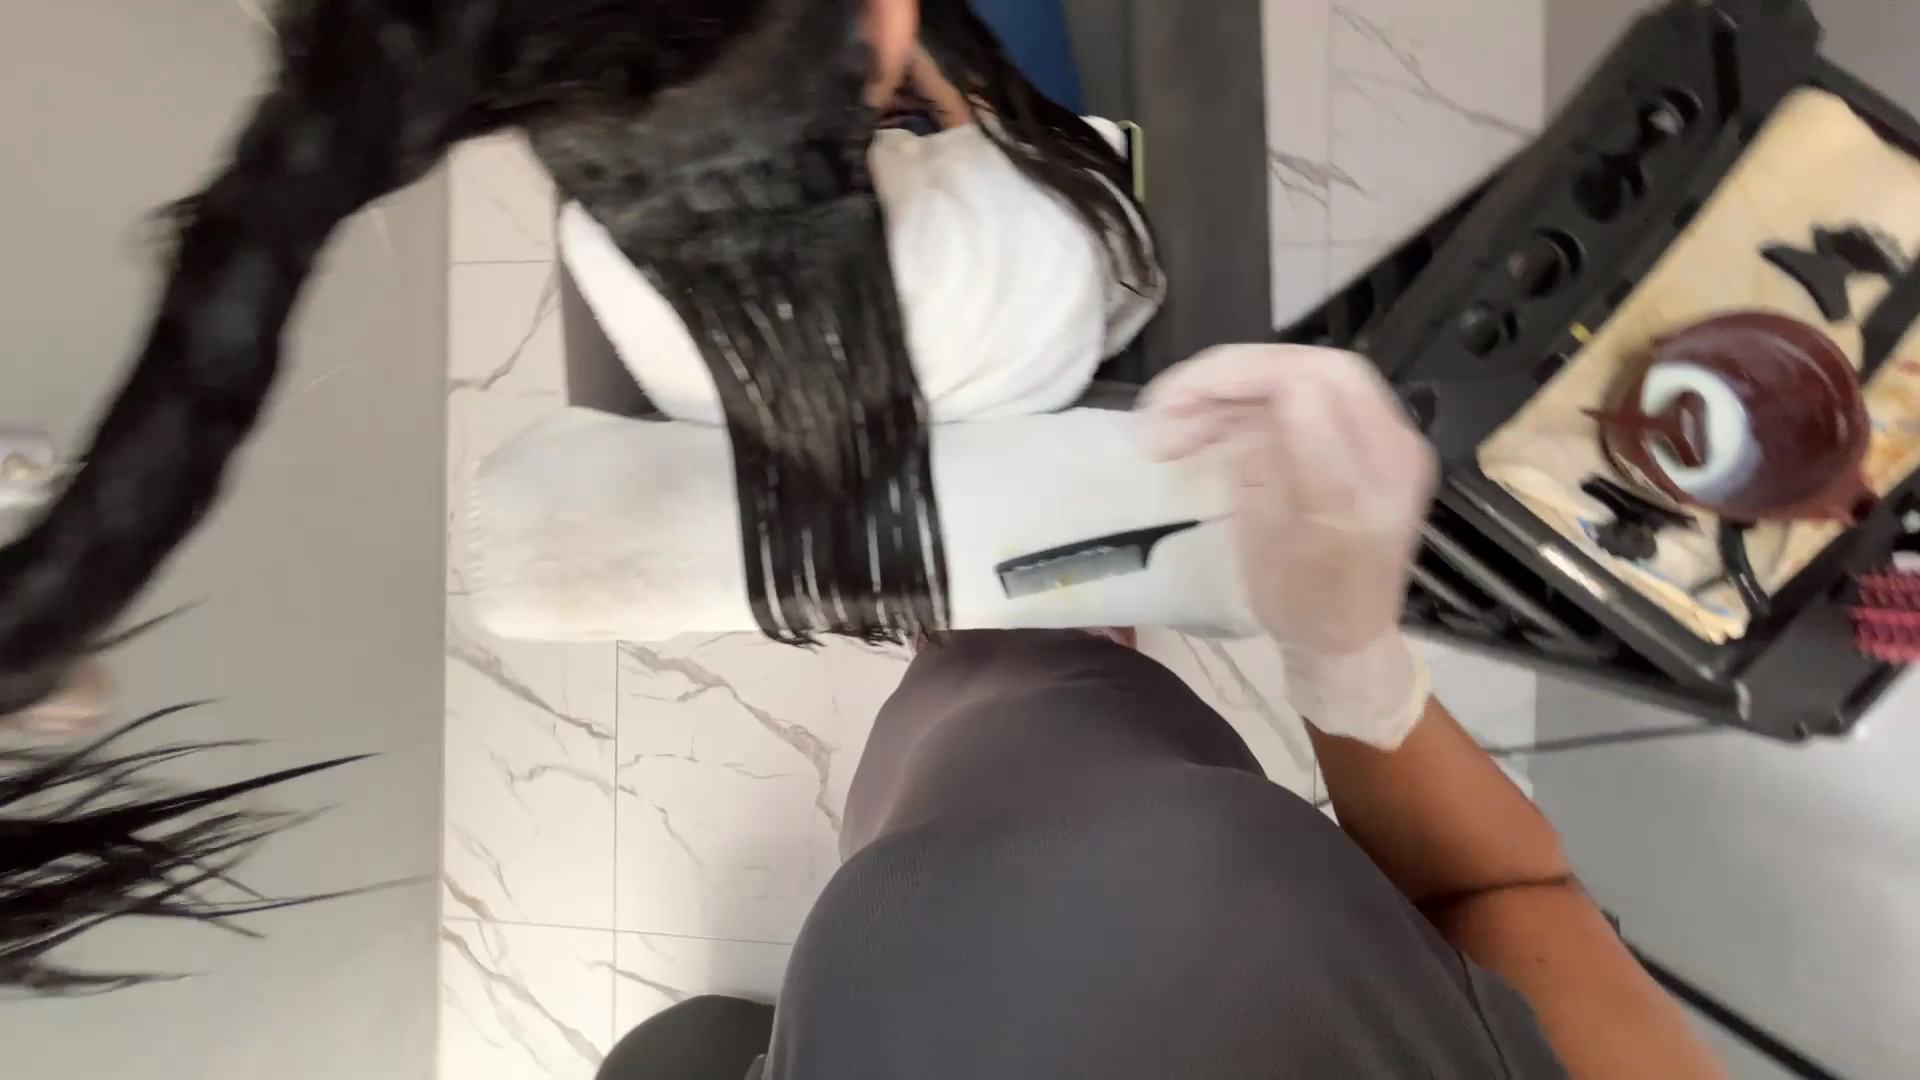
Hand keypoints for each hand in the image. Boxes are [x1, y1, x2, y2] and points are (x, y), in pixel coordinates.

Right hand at [1141, 345, 1438, 748]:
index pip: (1305, 385)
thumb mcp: (1270, 542)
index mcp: (1366, 473)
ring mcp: (1377, 439)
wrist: (1345, 636)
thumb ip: (1260, 465)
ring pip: (1301, 376)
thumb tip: (1235, 407)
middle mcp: (1385, 442)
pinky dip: (1248, 406)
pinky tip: (1203, 427)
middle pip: (1307, 365)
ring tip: (1172, 422)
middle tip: (1169, 401)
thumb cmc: (1304, 604)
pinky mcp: (1357, 442)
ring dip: (1230, 390)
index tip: (1170, 406)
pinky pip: (1304, 401)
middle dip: (1229, 373)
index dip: (1231, 380)